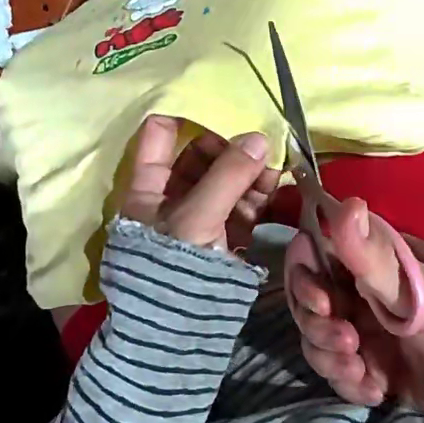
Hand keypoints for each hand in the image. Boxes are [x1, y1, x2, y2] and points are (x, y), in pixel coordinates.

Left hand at [122, 115, 279, 251]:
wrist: (186, 320)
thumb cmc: (176, 262)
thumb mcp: (196, 216)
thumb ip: (228, 175)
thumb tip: (259, 138)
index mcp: (148, 188)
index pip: (160, 136)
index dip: (184, 116)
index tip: (218, 102)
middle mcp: (173, 198)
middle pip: (202, 157)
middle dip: (231, 147)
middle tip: (258, 144)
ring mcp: (201, 217)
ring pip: (227, 180)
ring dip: (251, 170)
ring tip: (273, 169)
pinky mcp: (226, 236)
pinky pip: (244, 204)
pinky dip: (260, 194)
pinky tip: (274, 186)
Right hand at [285, 198, 423, 422]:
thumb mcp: (419, 288)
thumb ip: (374, 255)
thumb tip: (346, 202)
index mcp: (370, 261)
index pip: (313, 255)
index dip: (304, 277)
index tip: (322, 302)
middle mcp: (360, 292)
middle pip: (308, 302)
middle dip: (318, 326)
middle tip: (350, 342)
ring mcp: (365, 330)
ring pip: (318, 341)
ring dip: (331, 359)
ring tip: (363, 372)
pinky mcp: (371, 367)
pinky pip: (339, 374)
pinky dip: (350, 384)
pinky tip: (377, 391)